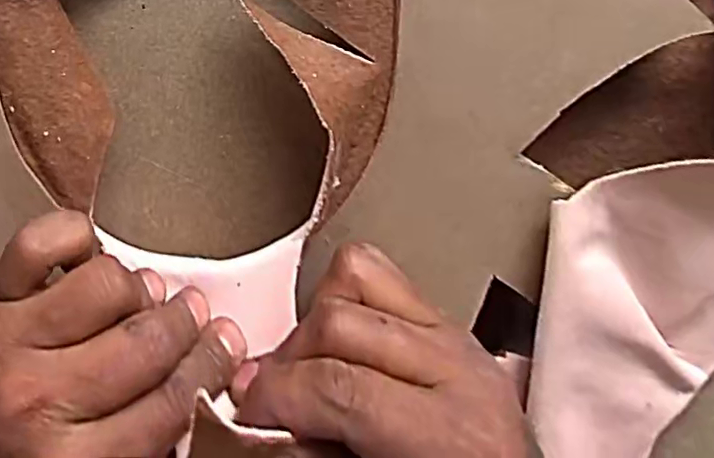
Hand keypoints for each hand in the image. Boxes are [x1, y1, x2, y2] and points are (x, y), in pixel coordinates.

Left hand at [0, 210, 246, 457]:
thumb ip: (142, 437)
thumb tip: (197, 380)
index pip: (167, 406)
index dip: (208, 369)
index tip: (227, 344)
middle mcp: (40, 398)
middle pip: (143, 342)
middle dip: (185, 324)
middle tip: (197, 312)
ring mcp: (9, 342)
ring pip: (103, 285)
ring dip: (137, 284)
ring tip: (148, 292)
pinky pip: (36, 244)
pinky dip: (72, 234)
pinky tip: (90, 250)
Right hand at [230, 243, 533, 457]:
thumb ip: (321, 450)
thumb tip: (259, 421)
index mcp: (458, 436)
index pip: (340, 387)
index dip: (278, 397)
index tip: (251, 415)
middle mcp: (462, 371)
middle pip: (337, 322)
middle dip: (286, 361)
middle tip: (267, 399)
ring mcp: (457, 337)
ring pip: (355, 274)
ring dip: (312, 320)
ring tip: (304, 366)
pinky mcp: (448, 323)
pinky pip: (379, 273)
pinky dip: (342, 295)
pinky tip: (336, 339)